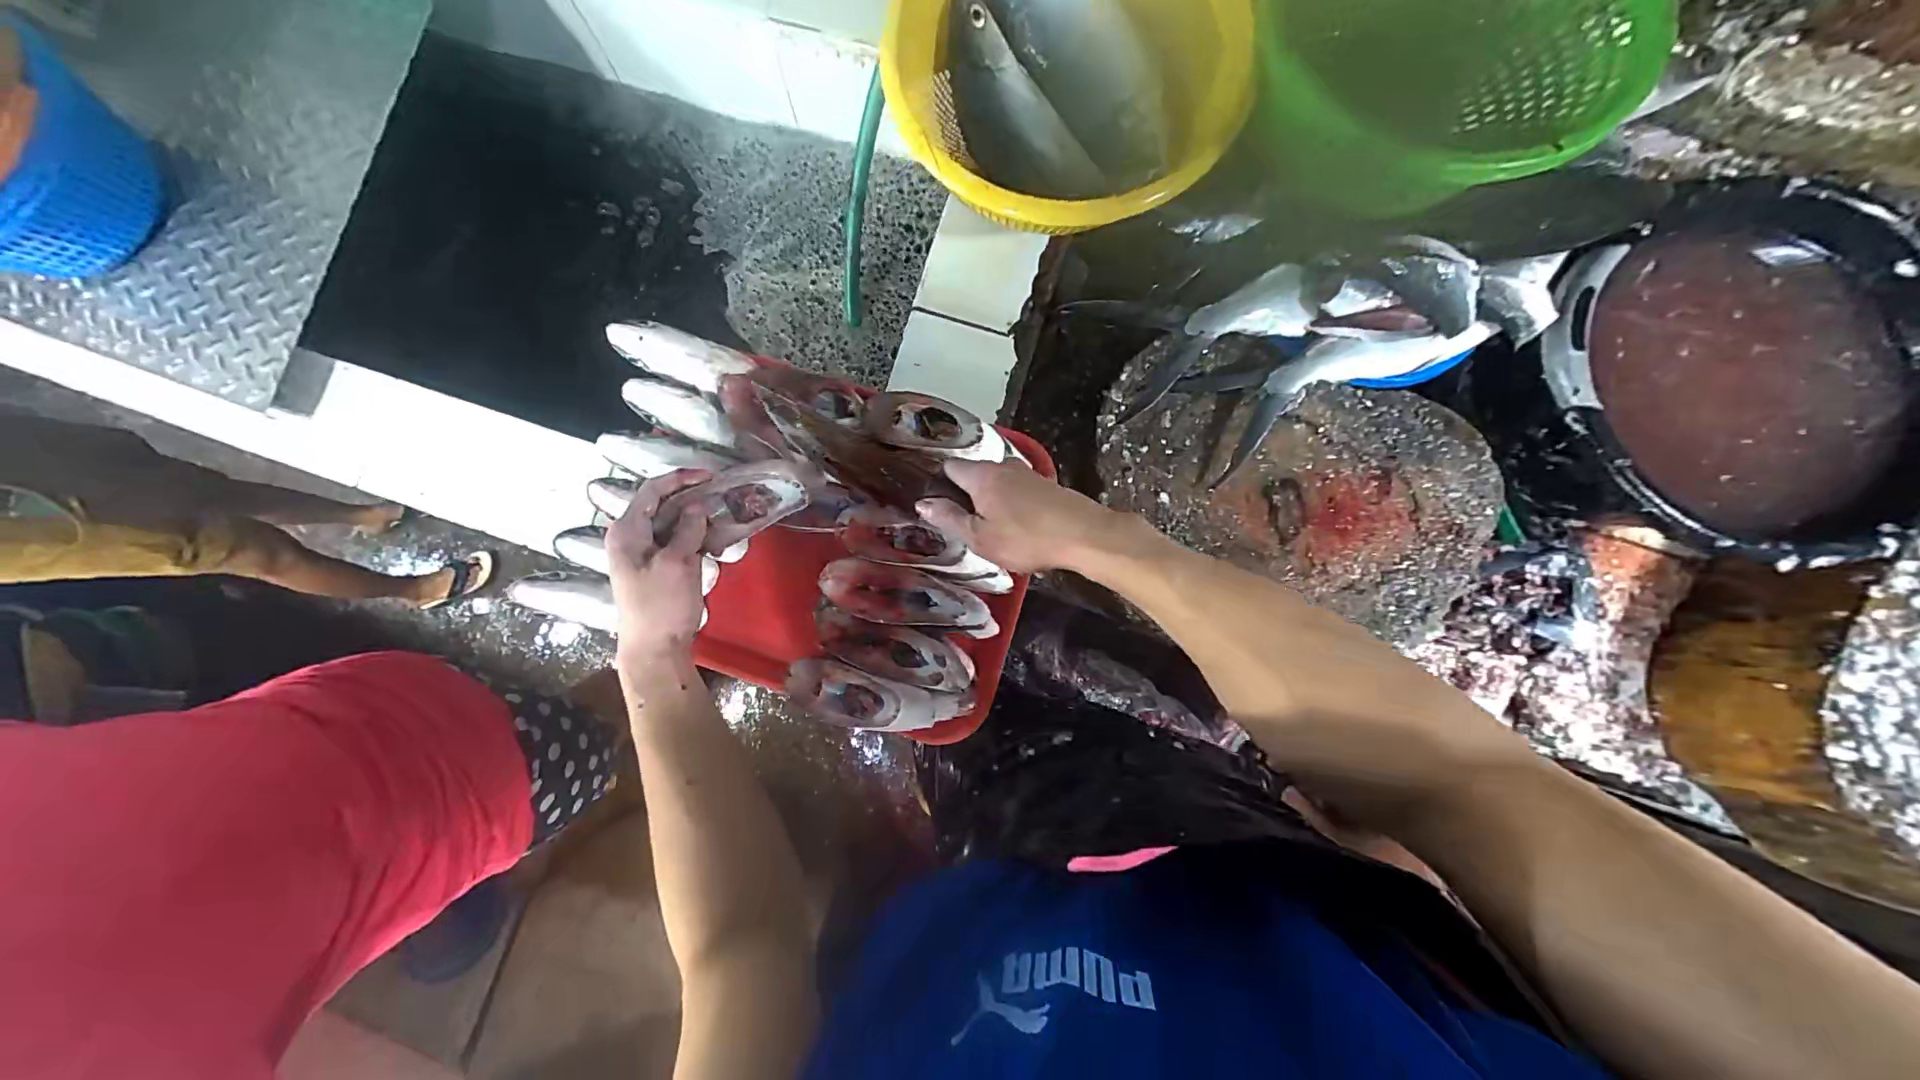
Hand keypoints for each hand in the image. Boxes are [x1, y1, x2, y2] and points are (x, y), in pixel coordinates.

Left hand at [605, 469, 710, 659]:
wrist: (655, 648)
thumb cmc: (661, 604)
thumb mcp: (677, 563)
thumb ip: (688, 529)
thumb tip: (698, 506)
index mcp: (627, 530)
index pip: (652, 490)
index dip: (681, 478)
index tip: (711, 475)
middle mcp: (633, 537)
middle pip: (664, 505)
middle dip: (694, 500)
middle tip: (723, 497)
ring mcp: (646, 553)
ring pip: (675, 524)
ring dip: (699, 521)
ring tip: (725, 521)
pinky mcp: (660, 567)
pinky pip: (680, 542)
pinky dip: (698, 538)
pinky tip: (717, 543)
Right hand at [915, 459, 1141, 574]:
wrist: (1084, 535)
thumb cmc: (1026, 538)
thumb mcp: (980, 537)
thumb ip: (950, 518)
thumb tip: (923, 502)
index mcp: (981, 475)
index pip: (949, 467)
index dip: (938, 482)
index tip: (934, 502)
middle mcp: (1003, 466)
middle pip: (975, 473)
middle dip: (965, 493)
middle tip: (960, 521)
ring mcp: (1028, 473)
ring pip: (998, 482)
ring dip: (990, 499)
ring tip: (988, 526)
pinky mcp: (1047, 486)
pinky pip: (1018, 490)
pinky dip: (1011, 503)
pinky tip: (1015, 525)